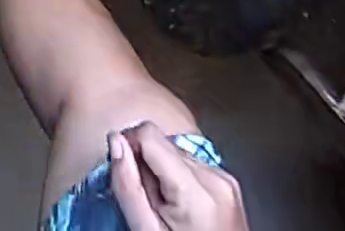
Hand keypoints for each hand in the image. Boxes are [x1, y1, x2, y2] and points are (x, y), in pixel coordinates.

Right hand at [108, 123, 248, 230]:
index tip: (128, 178)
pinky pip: (190, 164)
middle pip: (162, 143)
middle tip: (150, 204)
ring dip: (162, 172)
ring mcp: (226, 181)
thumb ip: (127, 185)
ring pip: (174, 151)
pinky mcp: (229, 185)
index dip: (129, 148)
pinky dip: (177, 178)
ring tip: (167, 209)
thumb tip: (115, 139)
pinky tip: (182, 208)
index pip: (148, 134)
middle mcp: (216, 177)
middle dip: (147, 165)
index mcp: (196, 191)